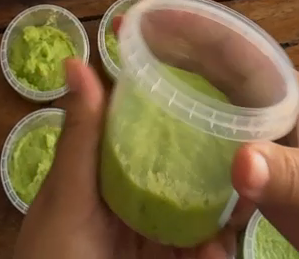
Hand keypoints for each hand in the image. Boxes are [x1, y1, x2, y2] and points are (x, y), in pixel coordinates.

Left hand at [15, 57, 240, 258]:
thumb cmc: (52, 253)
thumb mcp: (66, 194)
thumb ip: (82, 133)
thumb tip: (74, 59)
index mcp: (112, 165)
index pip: (153, 126)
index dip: (184, 109)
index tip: (221, 93)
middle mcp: (139, 194)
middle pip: (187, 167)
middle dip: (220, 162)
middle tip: (246, 157)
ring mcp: (158, 234)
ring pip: (204, 211)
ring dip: (225, 209)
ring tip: (238, 206)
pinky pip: (204, 251)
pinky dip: (216, 250)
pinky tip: (218, 249)